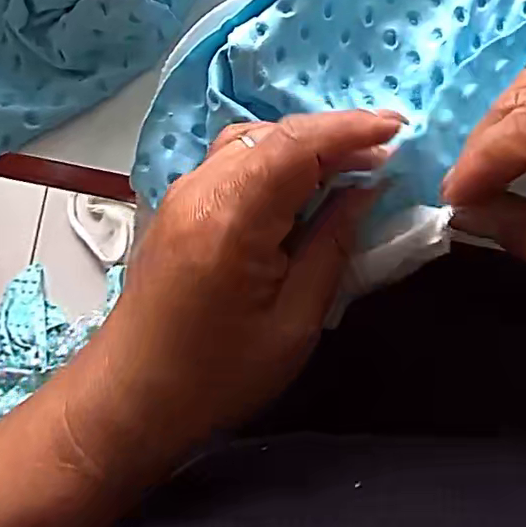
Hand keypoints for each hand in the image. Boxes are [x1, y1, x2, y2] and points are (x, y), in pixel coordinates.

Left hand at [59, 109, 400, 469]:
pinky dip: (278, 153)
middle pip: (279, 133)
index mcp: (231, 217)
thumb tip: (366, 188)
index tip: (397, 128)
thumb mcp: (294, 322)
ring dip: (307, 140)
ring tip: (352, 157)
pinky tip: (302, 175)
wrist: (128, 398)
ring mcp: (186, 187)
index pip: (298, 145)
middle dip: (337, 132)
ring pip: (257, 137)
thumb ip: (332, 244)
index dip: (351, 129)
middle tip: (387, 143)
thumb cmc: (216, 375)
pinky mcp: (182, 198)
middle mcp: (203, 186)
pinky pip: (238, 155)